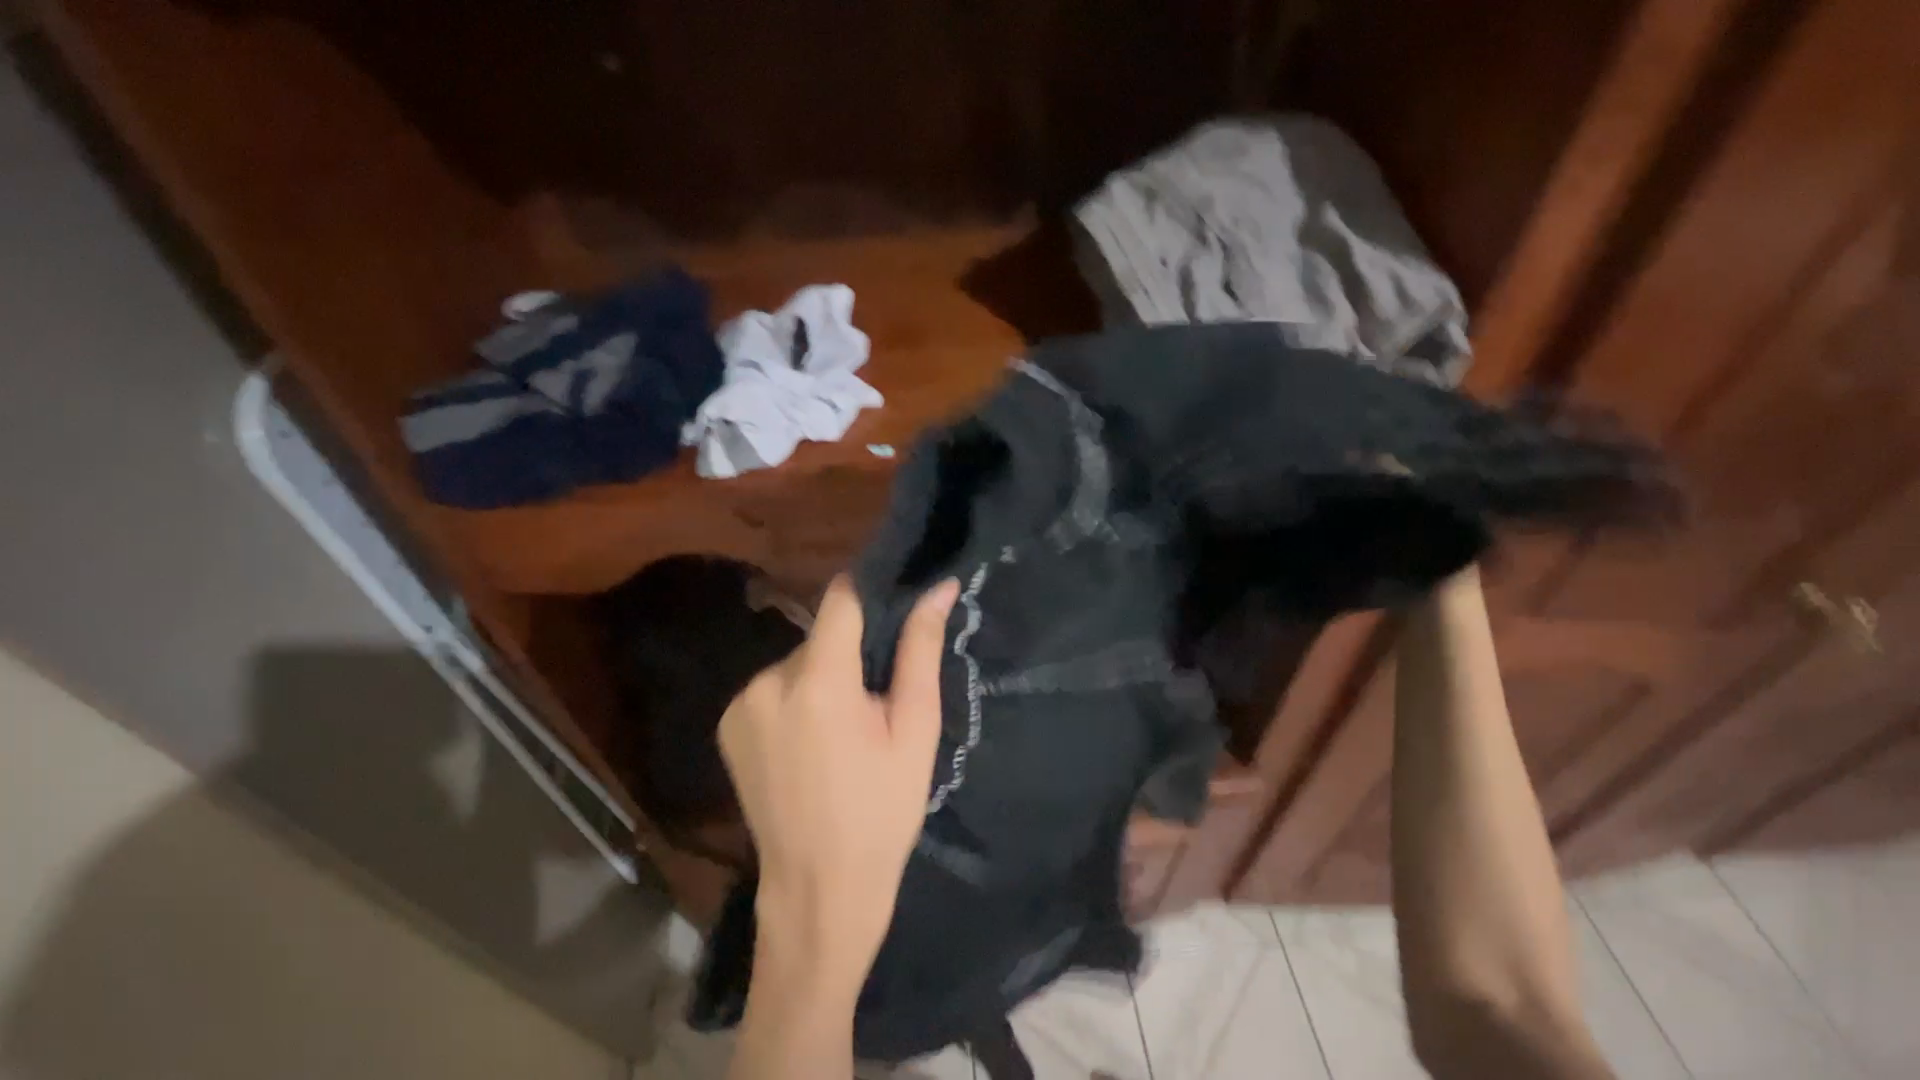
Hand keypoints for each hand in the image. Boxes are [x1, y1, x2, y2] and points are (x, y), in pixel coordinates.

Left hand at [719, 574, 960, 987]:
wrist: (820, 887)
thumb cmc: (882, 811)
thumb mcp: (915, 732)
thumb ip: (920, 651)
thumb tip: (938, 587)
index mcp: (820, 682)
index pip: (842, 598)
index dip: (871, 592)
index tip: (896, 604)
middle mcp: (768, 681)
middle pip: (821, 637)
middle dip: (850, 655)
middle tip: (877, 703)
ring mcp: (741, 704)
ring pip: (796, 664)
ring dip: (821, 680)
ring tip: (843, 733)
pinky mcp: (727, 724)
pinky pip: (772, 690)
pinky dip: (794, 702)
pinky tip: (809, 745)